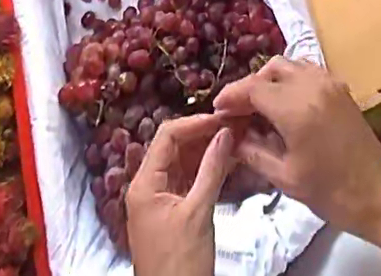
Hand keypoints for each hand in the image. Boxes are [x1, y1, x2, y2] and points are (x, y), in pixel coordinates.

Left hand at [126, 115, 237, 275]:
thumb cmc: (180, 264)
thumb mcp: (198, 213)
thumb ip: (212, 168)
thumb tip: (225, 131)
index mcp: (145, 183)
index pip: (167, 135)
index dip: (195, 123)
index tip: (222, 119)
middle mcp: (148, 185)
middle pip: (174, 145)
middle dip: (203, 133)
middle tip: (233, 125)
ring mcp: (160, 198)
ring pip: (184, 160)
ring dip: (208, 149)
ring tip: (235, 138)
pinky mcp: (173, 210)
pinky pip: (189, 177)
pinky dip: (207, 167)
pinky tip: (228, 159)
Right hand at [213, 58, 380, 239]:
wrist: (379, 192)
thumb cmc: (330, 191)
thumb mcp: (284, 177)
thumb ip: (253, 151)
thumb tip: (231, 135)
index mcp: (296, 107)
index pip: (254, 88)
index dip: (233, 95)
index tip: (218, 108)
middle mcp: (312, 85)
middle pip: (271, 69)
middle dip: (251, 86)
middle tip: (237, 110)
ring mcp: (329, 82)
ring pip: (289, 66)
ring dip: (270, 80)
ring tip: (258, 108)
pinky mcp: (339, 86)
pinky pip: (306, 71)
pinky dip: (290, 81)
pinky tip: (283, 106)